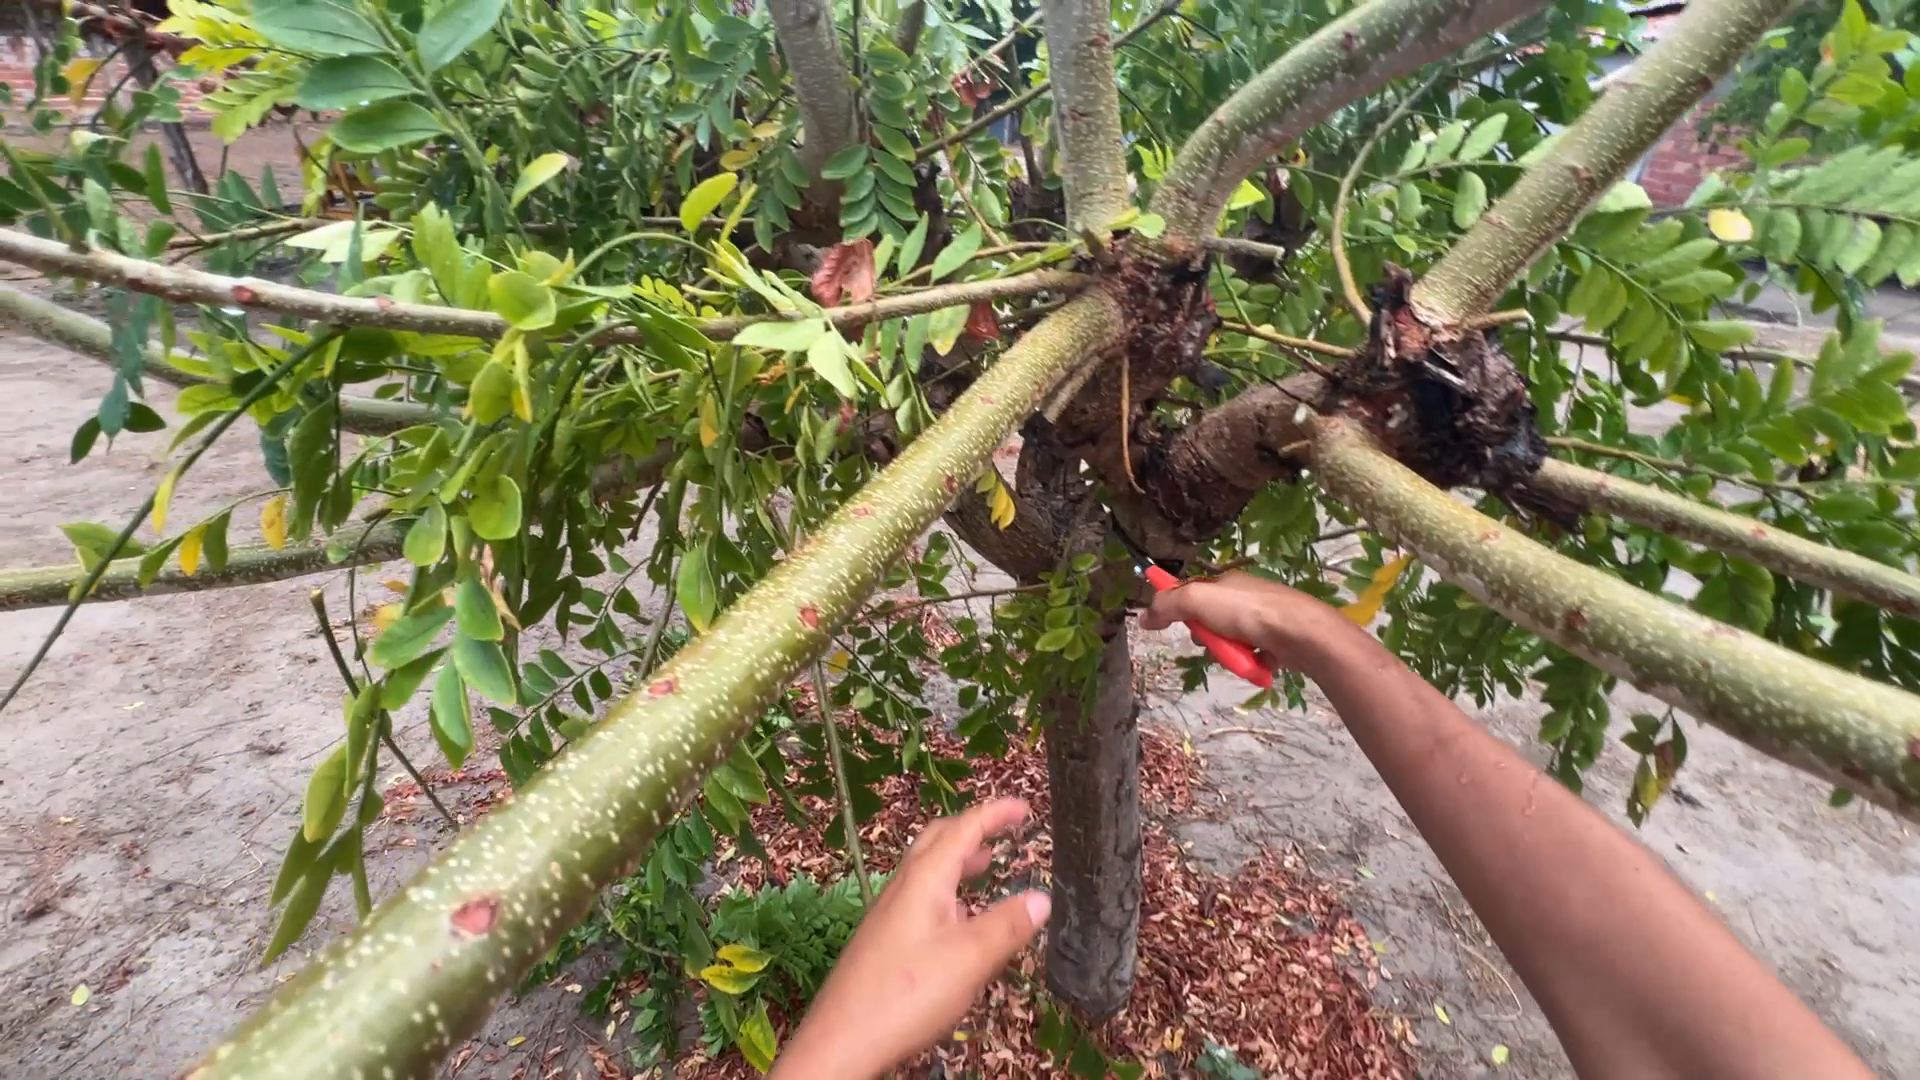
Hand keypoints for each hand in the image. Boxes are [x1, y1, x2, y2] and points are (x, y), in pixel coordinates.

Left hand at [771, 798, 1049, 1078]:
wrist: (841, 1040)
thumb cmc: (908, 991)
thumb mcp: (970, 959)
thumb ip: (1007, 926)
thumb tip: (1042, 897)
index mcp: (926, 876)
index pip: (964, 828)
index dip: (995, 813)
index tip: (1023, 807)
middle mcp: (905, 883)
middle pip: (940, 838)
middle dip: (973, 828)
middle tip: (1003, 831)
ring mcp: (891, 910)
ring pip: (929, 867)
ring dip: (959, 859)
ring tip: (986, 865)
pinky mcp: (885, 937)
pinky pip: (922, 894)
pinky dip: (948, 889)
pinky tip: (959, 919)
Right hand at [1136, 571, 1349, 674]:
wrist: (1301, 632)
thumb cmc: (1246, 611)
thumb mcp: (1197, 600)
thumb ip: (1167, 606)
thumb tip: (1142, 617)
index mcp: (1225, 584)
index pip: (1190, 593)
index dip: (1176, 608)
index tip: (1166, 624)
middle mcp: (1243, 598)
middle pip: (1209, 621)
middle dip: (1206, 637)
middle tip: (1210, 643)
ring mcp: (1262, 620)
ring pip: (1230, 641)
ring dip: (1228, 653)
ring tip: (1237, 656)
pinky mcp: (1278, 641)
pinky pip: (1253, 655)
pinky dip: (1251, 662)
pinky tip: (1256, 663)